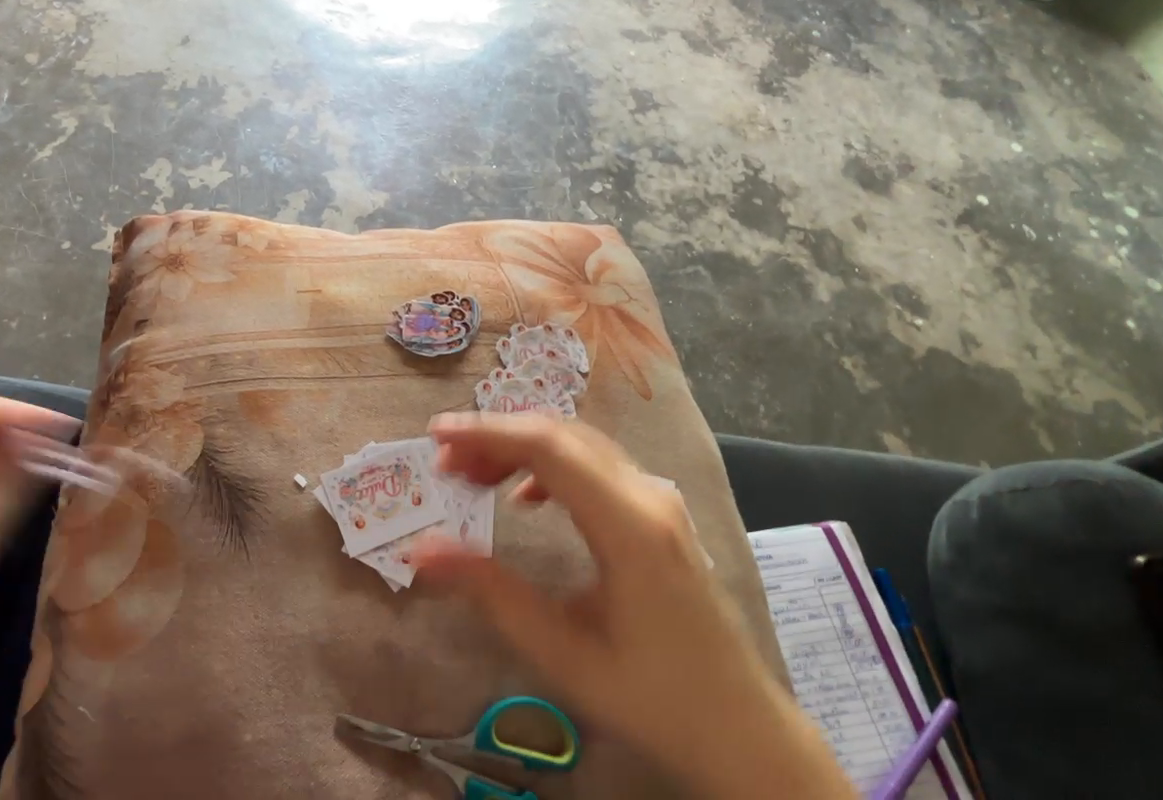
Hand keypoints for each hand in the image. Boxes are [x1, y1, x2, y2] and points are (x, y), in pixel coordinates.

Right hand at [415, 413, 853, 799]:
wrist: (743, 730)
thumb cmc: (653, 698)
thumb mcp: (561, 652)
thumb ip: (490, 592)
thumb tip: (419, 550)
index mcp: (628, 524)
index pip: (548, 447)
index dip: (486, 432)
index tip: (434, 436)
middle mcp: (648, 496)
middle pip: (562, 435)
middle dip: (496, 437)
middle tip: (444, 465)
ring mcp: (660, 502)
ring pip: (580, 446)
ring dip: (521, 449)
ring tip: (472, 477)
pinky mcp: (660, 516)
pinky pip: (597, 467)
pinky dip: (550, 467)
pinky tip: (525, 498)